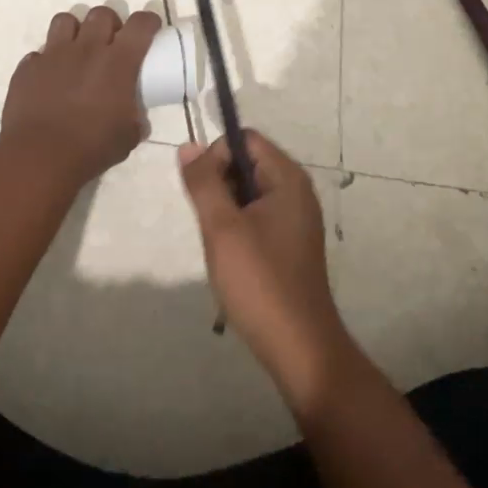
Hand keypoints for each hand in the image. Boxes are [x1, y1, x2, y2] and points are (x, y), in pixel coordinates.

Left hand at [0, 7, 161, 188]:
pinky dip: (48, 61)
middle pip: (101, 14)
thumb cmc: (92, 146)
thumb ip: (135, 119)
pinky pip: (40, 52)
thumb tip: (136, 118)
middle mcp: (86, 49)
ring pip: (65, 20)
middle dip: (111, 23)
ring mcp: (53, 55)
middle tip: (112, 43)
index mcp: (117, 62)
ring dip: (76, 30)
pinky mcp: (28, 67)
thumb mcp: (128, 136)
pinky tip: (50, 78)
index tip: (150, 29)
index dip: (148, 21)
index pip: (140, 24)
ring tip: (78, 50)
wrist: (40, 155)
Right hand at [179, 131, 349, 406]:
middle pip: (246, 164)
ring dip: (225, 211)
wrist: (299, 347)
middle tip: (210, 223)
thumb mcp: (222, 227)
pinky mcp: (289, 246)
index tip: (203, 192)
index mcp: (288, 180)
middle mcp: (296, 193)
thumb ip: (203, 182)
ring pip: (247, 194)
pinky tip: (231, 259)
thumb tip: (188, 145)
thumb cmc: (260, 281)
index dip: (217, 155)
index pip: (246, 139)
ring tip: (221, 245)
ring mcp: (295, 221)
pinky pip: (256, 218)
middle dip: (218, 185)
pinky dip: (237, 230)